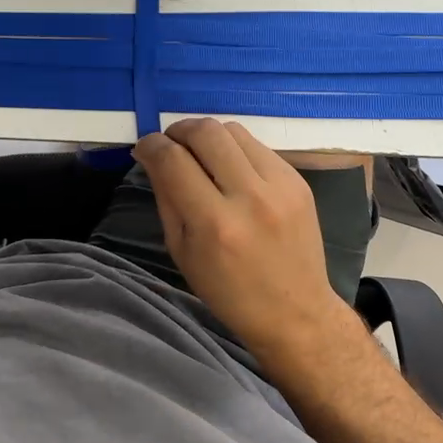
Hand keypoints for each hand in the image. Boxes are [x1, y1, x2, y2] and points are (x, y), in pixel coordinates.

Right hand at [134, 119, 349, 352]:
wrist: (295, 313)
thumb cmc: (228, 290)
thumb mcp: (181, 250)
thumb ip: (166, 196)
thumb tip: (151, 156)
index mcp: (215, 223)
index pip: (172, 159)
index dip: (150, 145)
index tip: (144, 149)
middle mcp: (250, 197)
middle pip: (205, 131)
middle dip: (178, 130)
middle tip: (171, 146)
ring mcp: (280, 186)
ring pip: (232, 130)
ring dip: (208, 137)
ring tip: (201, 156)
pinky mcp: (298, 181)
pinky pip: (257, 145)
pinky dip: (235, 150)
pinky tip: (231, 171)